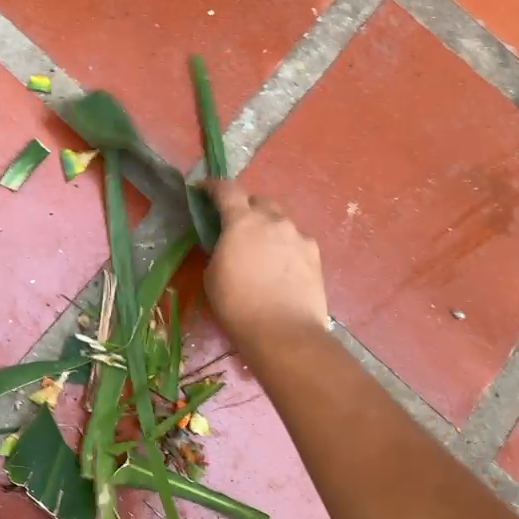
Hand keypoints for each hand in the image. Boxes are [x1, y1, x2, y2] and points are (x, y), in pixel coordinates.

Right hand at [202, 179, 329, 350]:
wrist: (284, 332)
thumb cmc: (237, 304)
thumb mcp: (212, 274)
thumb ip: (219, 248)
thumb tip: (226, 244)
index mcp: (242, 222)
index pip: (227, 190)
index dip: (212, 187)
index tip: (203, 191)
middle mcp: (274, 221)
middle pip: (258, 201)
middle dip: (245, 207)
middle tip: (234, 225)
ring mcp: (299, 236)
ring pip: (279, 221)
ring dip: (266, 227)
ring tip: (259, 250)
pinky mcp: (315, 255)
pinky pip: (295, 241)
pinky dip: (284, 246)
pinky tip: (279, 267)